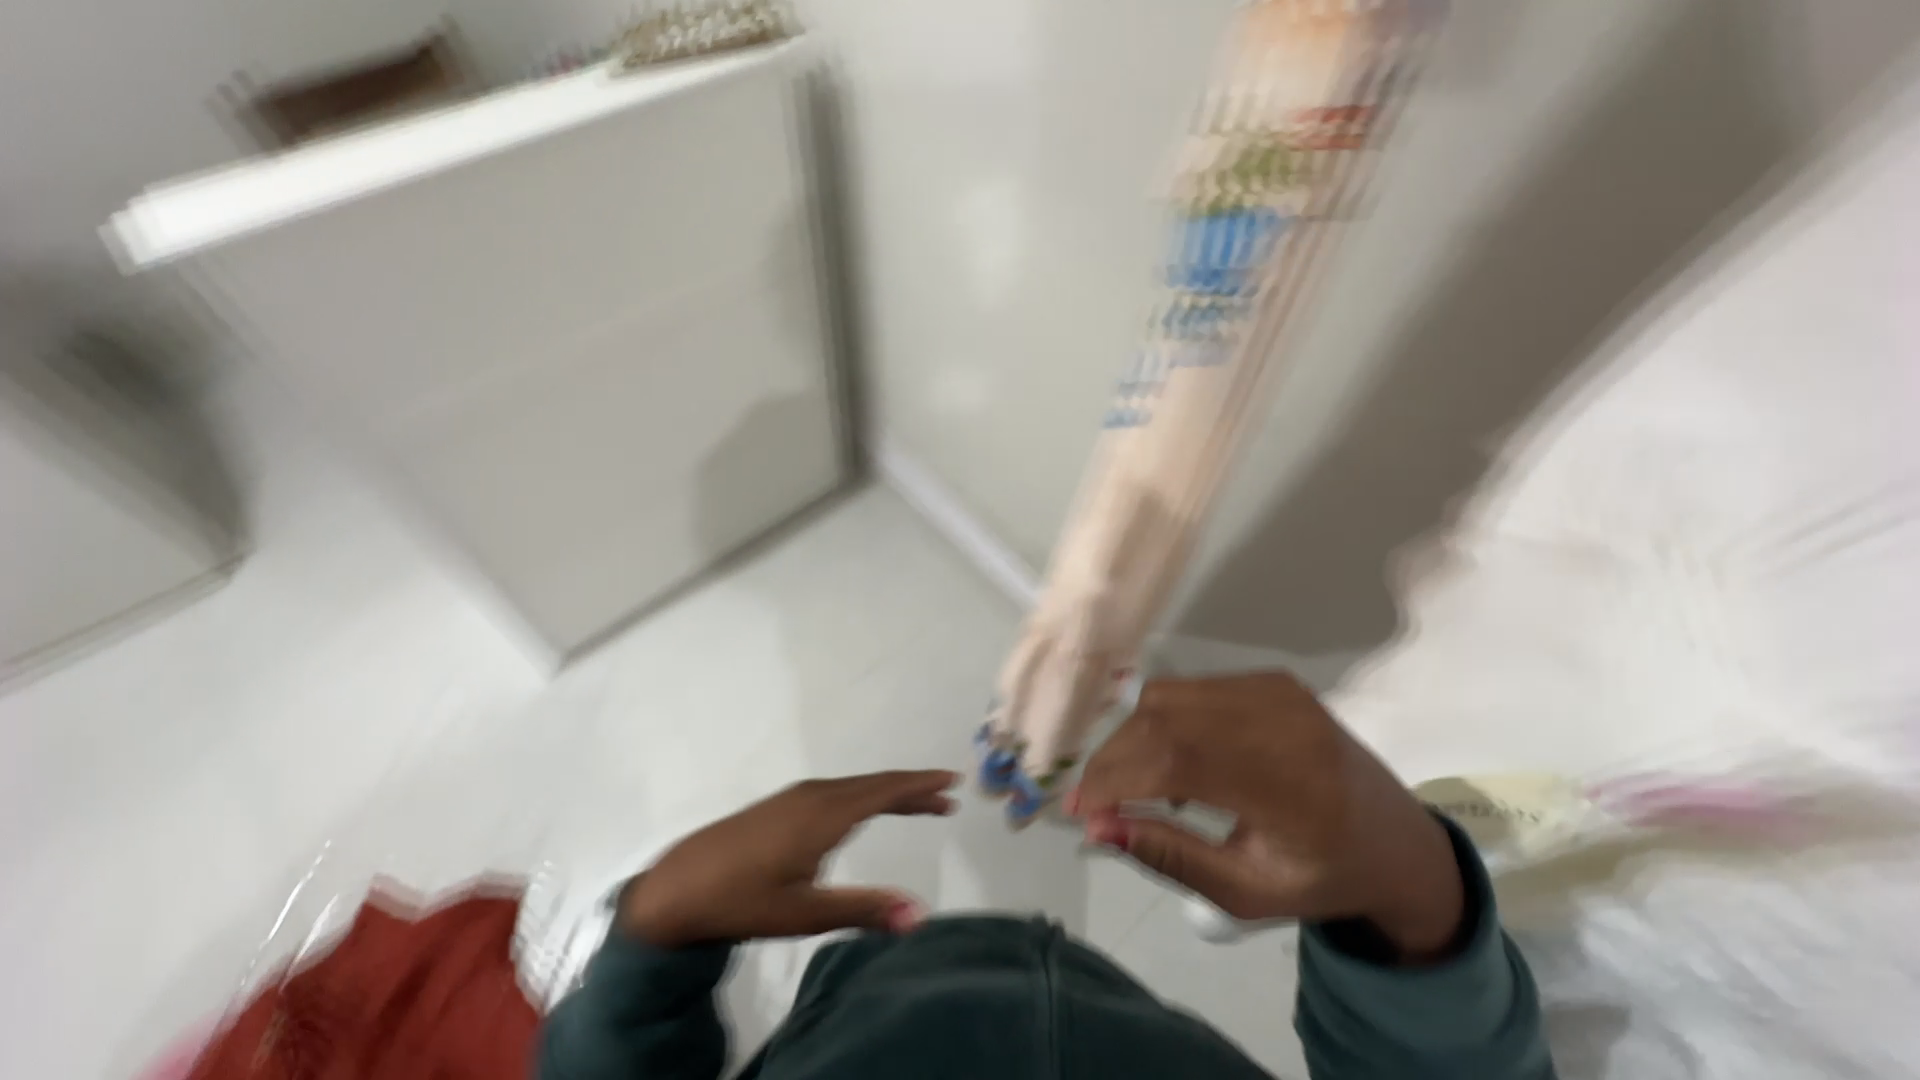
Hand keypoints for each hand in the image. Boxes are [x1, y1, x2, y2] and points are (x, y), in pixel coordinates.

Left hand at [617, 770, 959, 947]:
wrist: (674, 889)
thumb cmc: (741, 901)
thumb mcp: (805, 913)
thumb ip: (864, 910)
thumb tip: (921, 916)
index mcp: (824, 814)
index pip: (884, 789)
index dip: (919, 785)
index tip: (952, 781)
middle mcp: (813, 796)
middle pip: (872, 784)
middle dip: (910, 789)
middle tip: (946, 798)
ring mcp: (793, 799)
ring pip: (853, 788)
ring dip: (887, 793)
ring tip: (917, 805)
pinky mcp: (778, 807)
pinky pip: (835, 792)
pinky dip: (861, 797)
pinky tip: (861, 812)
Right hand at [1070, 673, 1464, 961]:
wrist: (1398, 839)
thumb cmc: (1324, 877)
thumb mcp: (1247, 893)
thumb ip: (1170, 857)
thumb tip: (1097, 828)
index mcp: (1287, 786)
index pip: (1173, 761)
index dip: (1113, 780)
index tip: (1077, 813)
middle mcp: (1280, 722)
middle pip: (1162, 720)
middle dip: (1112, 759)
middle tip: (1091, 802)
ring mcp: (1277, 691)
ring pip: (1168, 697)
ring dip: (1132, 738)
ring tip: (1129, 785)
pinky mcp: (1273, 680)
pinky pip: (1190, 690)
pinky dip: (1162, 722)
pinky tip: (1170, 761)